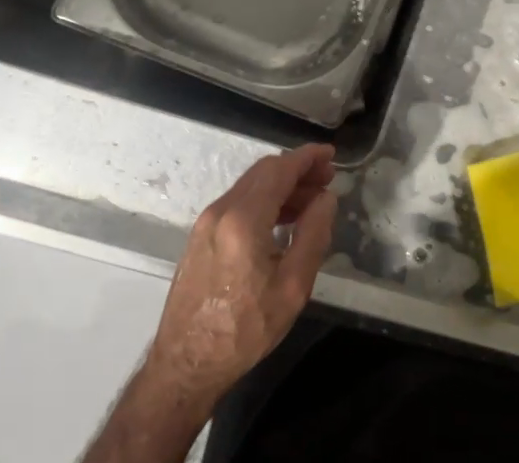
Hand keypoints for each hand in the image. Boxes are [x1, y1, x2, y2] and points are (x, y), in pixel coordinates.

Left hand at [147, 144, 337, 410]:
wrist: (187, 364)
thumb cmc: (245, 329)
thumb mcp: (293, 286)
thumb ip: (313, 235)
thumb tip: (325, 198)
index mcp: (243, 220)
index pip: (279, 170)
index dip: (307, 158)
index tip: (331, 155)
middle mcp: (220, 212)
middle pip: (262, 173)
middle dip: (297, 169)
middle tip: (327, 178)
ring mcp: (205, 224)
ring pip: (249, 187)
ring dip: (281, 185)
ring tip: (312, 199)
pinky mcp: (199, 239)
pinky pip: (237, 204)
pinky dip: (264, 201)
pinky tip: (283, 219)